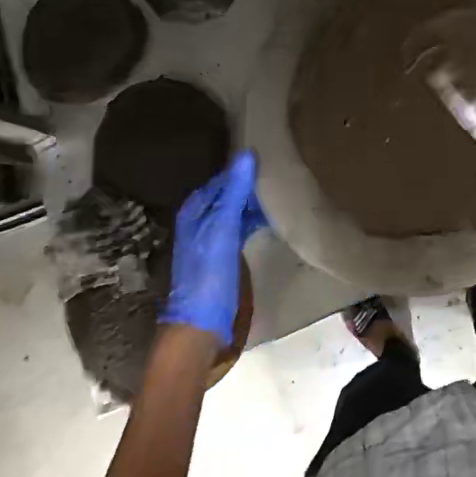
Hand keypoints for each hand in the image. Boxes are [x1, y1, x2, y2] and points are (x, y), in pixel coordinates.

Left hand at [159, 151, 266, 344]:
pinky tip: (268, 221)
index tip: (271, 162)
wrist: (201, 322)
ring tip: (279, 197)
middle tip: (281, 179)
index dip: (243, 171)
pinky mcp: (222, 256)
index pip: (223, 179)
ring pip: (234, 211)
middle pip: (228, 194)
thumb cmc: (209, 273)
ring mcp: (210, 239)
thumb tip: (247, 154)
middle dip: (250, 187)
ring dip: (252, 204)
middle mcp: (200, 220)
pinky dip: (251, 222)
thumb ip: (234, 193)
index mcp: (195, 210)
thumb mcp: (222, 229)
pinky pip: (238, 229)